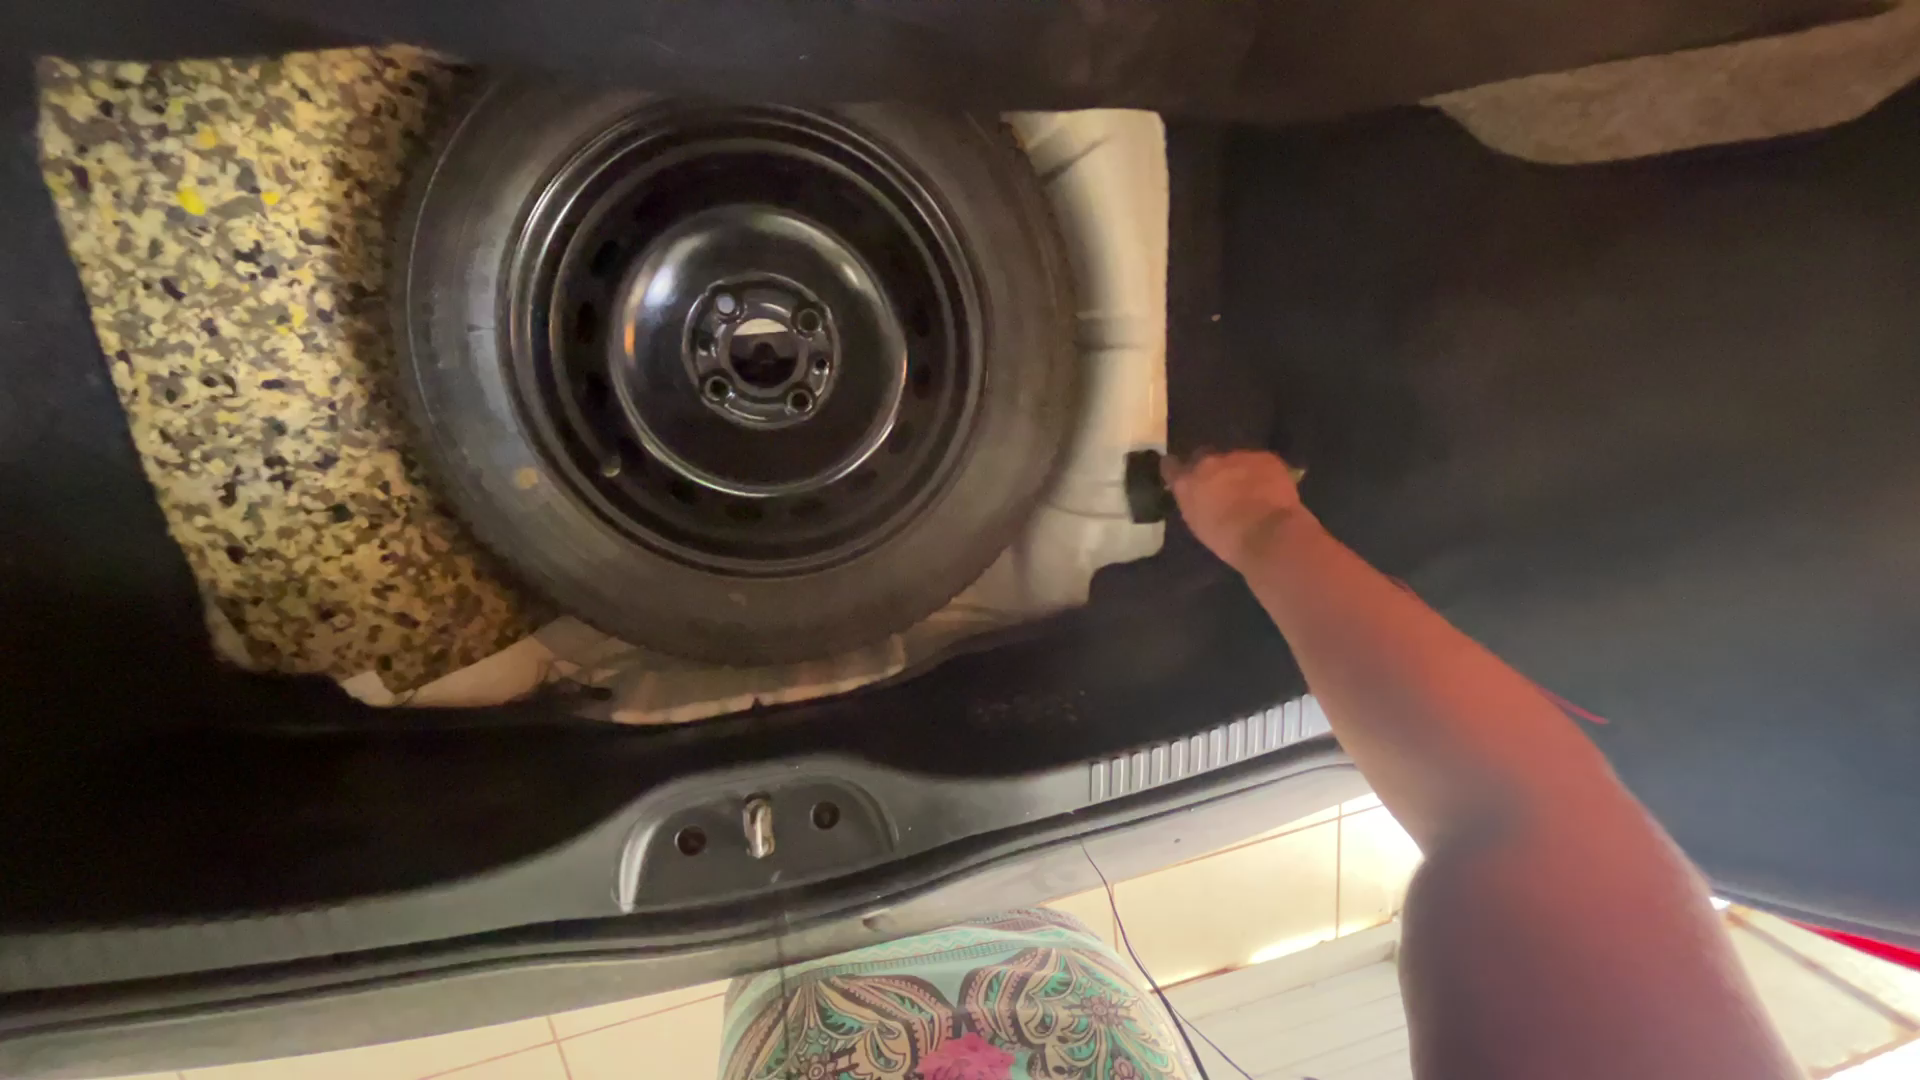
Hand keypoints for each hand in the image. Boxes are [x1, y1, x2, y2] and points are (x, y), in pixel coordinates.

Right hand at [1163, 450, 1307, 572]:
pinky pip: (1259, 462)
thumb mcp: (1198, 524)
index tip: (1179, 472)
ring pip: (1234, 460)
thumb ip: (1194, 503)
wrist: (1268, 534)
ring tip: (1251, 490)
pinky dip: (1262, 472)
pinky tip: (1270, 489)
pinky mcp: (1264, 457)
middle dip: (1210, 468)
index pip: (1170, 465)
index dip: (1175, 468)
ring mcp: (1236, 457)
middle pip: (1203, 457)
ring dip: (1238, 471)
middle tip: (1221, 484)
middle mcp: (1207, 463)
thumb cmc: (1228, 540)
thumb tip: (1200, 496)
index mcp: (1186, 483)